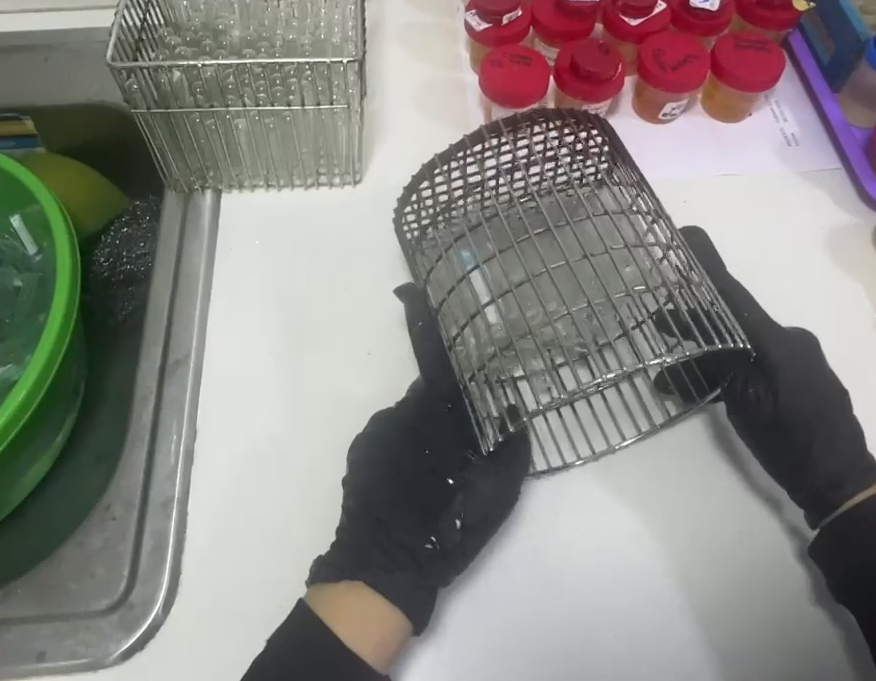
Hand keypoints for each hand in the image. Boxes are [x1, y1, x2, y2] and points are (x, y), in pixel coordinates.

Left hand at [306, 285, 532, 635]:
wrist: (379, 573)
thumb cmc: (440, 534)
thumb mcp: (491, 499)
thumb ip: (508, 452)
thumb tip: (516, 417)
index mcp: (427, 420)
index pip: (436, 368)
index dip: (435, 335)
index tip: (427, 303)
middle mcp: (396, 417)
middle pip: (427, 399)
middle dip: (444, 410)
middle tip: (464, 440)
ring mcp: (373, 436)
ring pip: (408, 421)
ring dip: (425, 434)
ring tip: (439, 470)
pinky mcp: (359, 456)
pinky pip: (390, 439)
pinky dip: (405, 450)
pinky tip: (417, 481)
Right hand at [672, 225, 875, 528]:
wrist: (843, 483)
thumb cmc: (789, 442)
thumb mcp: (743, 403)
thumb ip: (718, 364)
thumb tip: (690, 344)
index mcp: (779, 341)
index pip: (734, 295)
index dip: (708, 265)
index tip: (688, 235)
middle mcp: (793, 340)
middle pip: (736, 321)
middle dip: (697, 324)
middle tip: (661, 325)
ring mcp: (803, 359)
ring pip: (746, 344)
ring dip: (713, 355)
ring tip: (675, 376)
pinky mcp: (805, 378)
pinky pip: (762, 360)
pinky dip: (734, 367)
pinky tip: (710, 386)